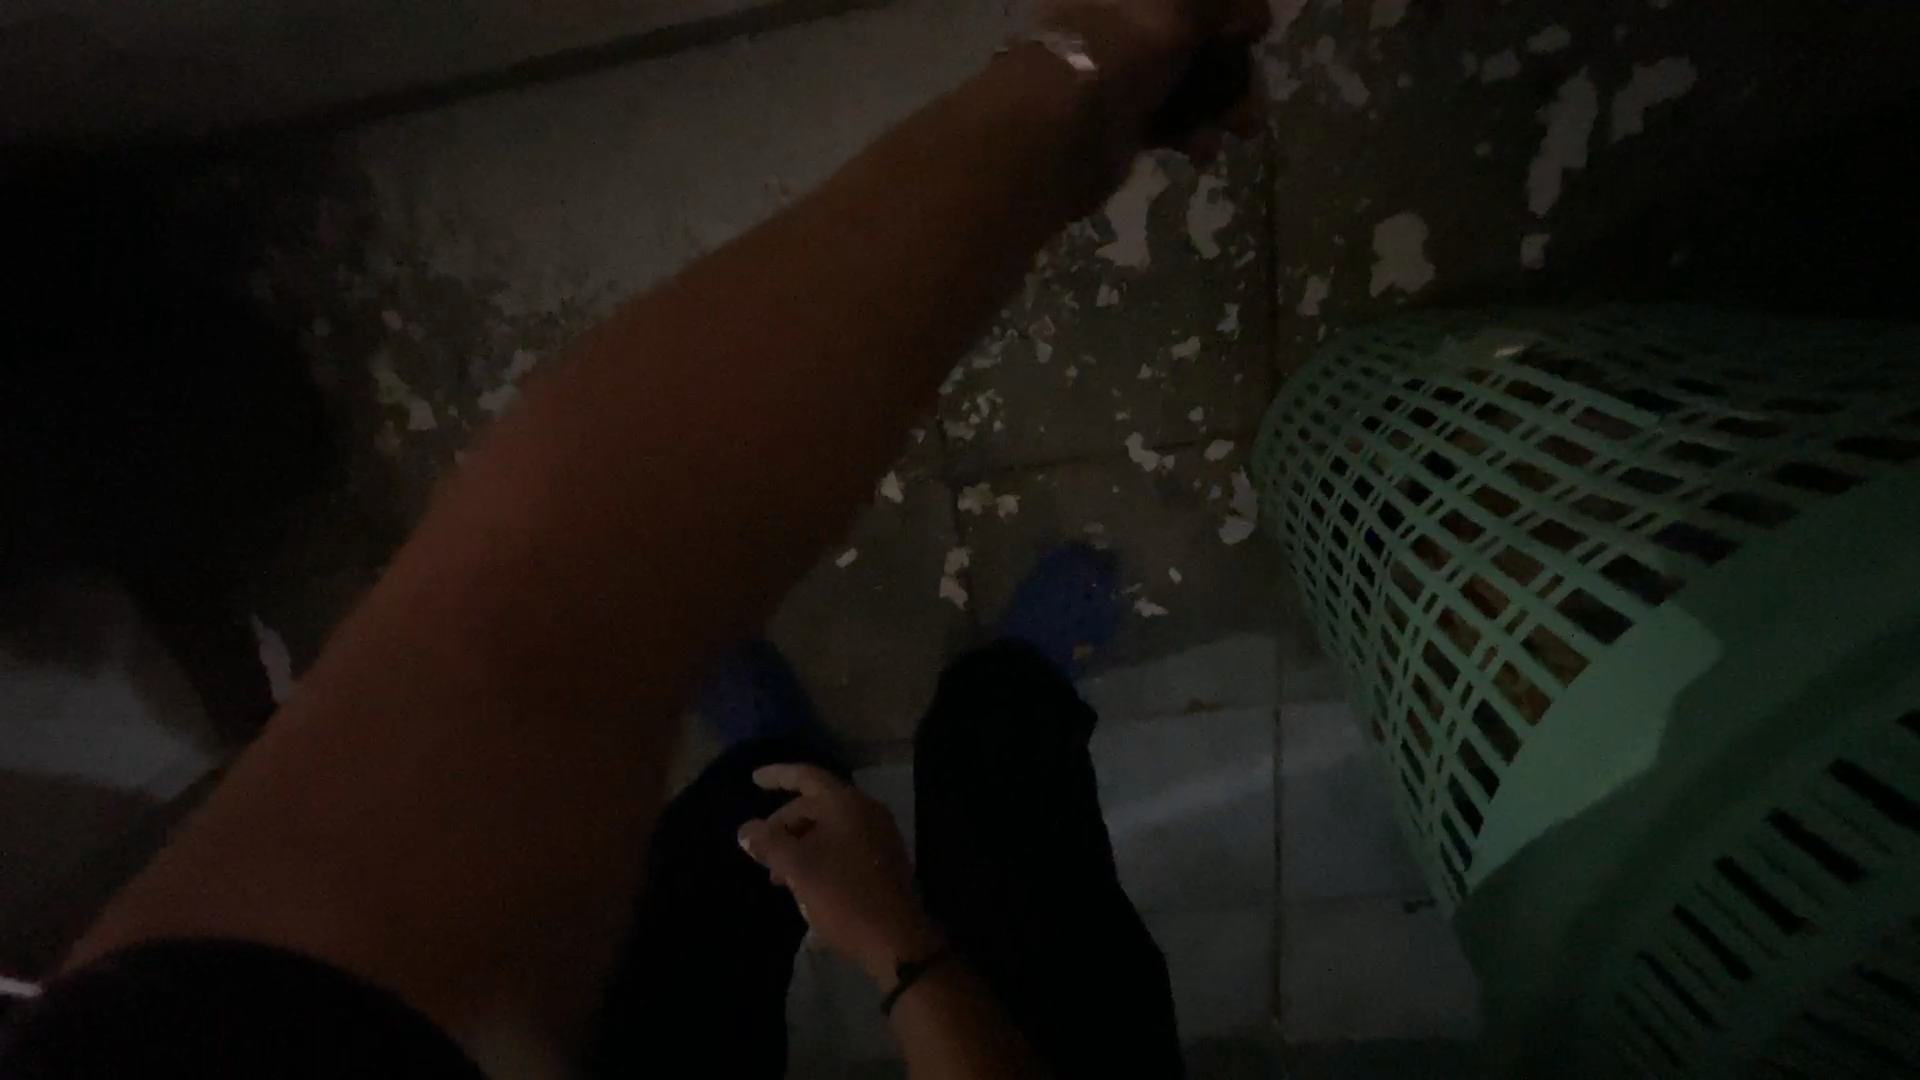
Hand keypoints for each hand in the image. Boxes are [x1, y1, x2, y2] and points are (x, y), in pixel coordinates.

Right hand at [738, 764, 943, 985]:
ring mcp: (878, 833)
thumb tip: (746, 829)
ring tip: (777, 875)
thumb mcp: (798, 868)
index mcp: (847, 803)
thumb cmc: (843, 895)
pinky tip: (804, 879)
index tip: (754, 779)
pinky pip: (843, 841)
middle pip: (816, 803)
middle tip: (760, 853)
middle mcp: (866, 809)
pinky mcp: (883, 857)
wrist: (895, 938)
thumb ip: (769, 844)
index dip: (778, 775)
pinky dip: (819, 851)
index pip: (807, 776)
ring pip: (829, 826)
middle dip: (784, 823)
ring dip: (800, 842)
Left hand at [1044, 0, 1273, 161]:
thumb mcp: (1174, 11)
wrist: (1055, 138)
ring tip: (1247, 128)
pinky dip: (1190, 135)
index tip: (1259, 26)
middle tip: (1257, 83)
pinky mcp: (1120, 127)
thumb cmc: (1114, 55)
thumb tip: (1256, 13)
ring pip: (1184, 84)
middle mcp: (1122, 27)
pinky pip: (1167, 124)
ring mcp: (1120, 79)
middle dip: (1231, 61)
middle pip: (1190, 37)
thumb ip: (1218, 5)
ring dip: (1221, 104)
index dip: (1227, 9)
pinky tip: (1202, 151)